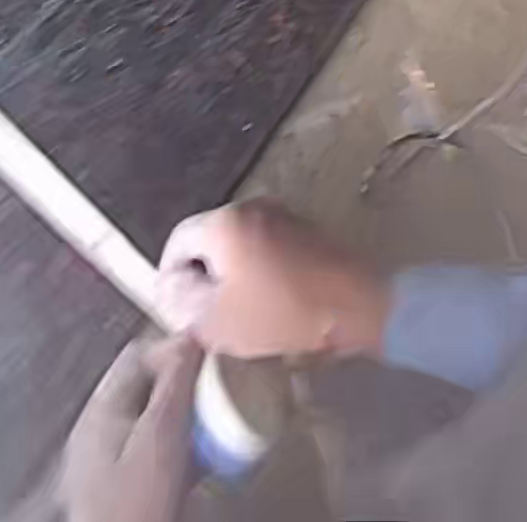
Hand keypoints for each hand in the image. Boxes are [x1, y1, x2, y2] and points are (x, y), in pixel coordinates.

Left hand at [62, 335, 203, 521]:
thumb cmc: (136, 507)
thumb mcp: (161, 438)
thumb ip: (176, 382)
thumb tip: (194, 332)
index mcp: (102, 411)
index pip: (139, 355)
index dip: (175, 350)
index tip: (212, 361)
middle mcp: (102, 429)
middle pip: (149, 385)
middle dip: (187, 383)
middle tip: (221, 392)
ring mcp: (112, 463)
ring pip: (157, 417)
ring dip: (189, 415)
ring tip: (220, 425)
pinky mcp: (128, 490)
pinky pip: (160, 450)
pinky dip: (184, 447)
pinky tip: (206, 463)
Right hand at [156, 199, 389, 358]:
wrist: (357, 303)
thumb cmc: (283, 312)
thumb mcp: (218, 320)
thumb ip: (182, 302)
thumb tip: (169, 286)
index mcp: (225, 222)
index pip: (178, 240)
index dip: (169, 276)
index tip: (176, 308)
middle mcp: (250, 205)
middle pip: (207, 237)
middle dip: (200, 274)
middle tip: (203, 313)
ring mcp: (280, 212)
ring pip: (235, 241)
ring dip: (228, 271)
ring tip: (235, 310)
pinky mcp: (301, 226)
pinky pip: (262, 242)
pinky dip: (254, 266)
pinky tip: (265, 297)